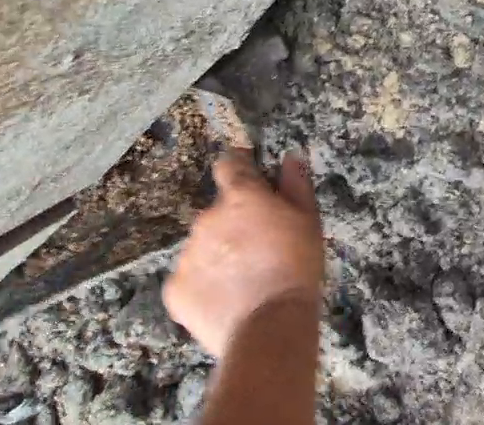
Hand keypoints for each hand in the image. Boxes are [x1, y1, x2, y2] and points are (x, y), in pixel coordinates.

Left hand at [163, 150, 323, 357]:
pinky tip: (226, 296)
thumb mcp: (308, 219)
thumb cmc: (297, 265)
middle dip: (234, 221)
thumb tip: (289, 158)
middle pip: (219, 210)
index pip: (229, 164)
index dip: (239, 167)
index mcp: (240, 197)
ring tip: (244, 277)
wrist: (270, 326)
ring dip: (219, 252)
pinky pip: (190, 276)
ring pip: (204, 244)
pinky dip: (204, 281)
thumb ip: (296, 183)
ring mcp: (187, 254)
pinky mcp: (175, 288)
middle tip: (258, 245)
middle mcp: (207, 218)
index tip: (250, 176)